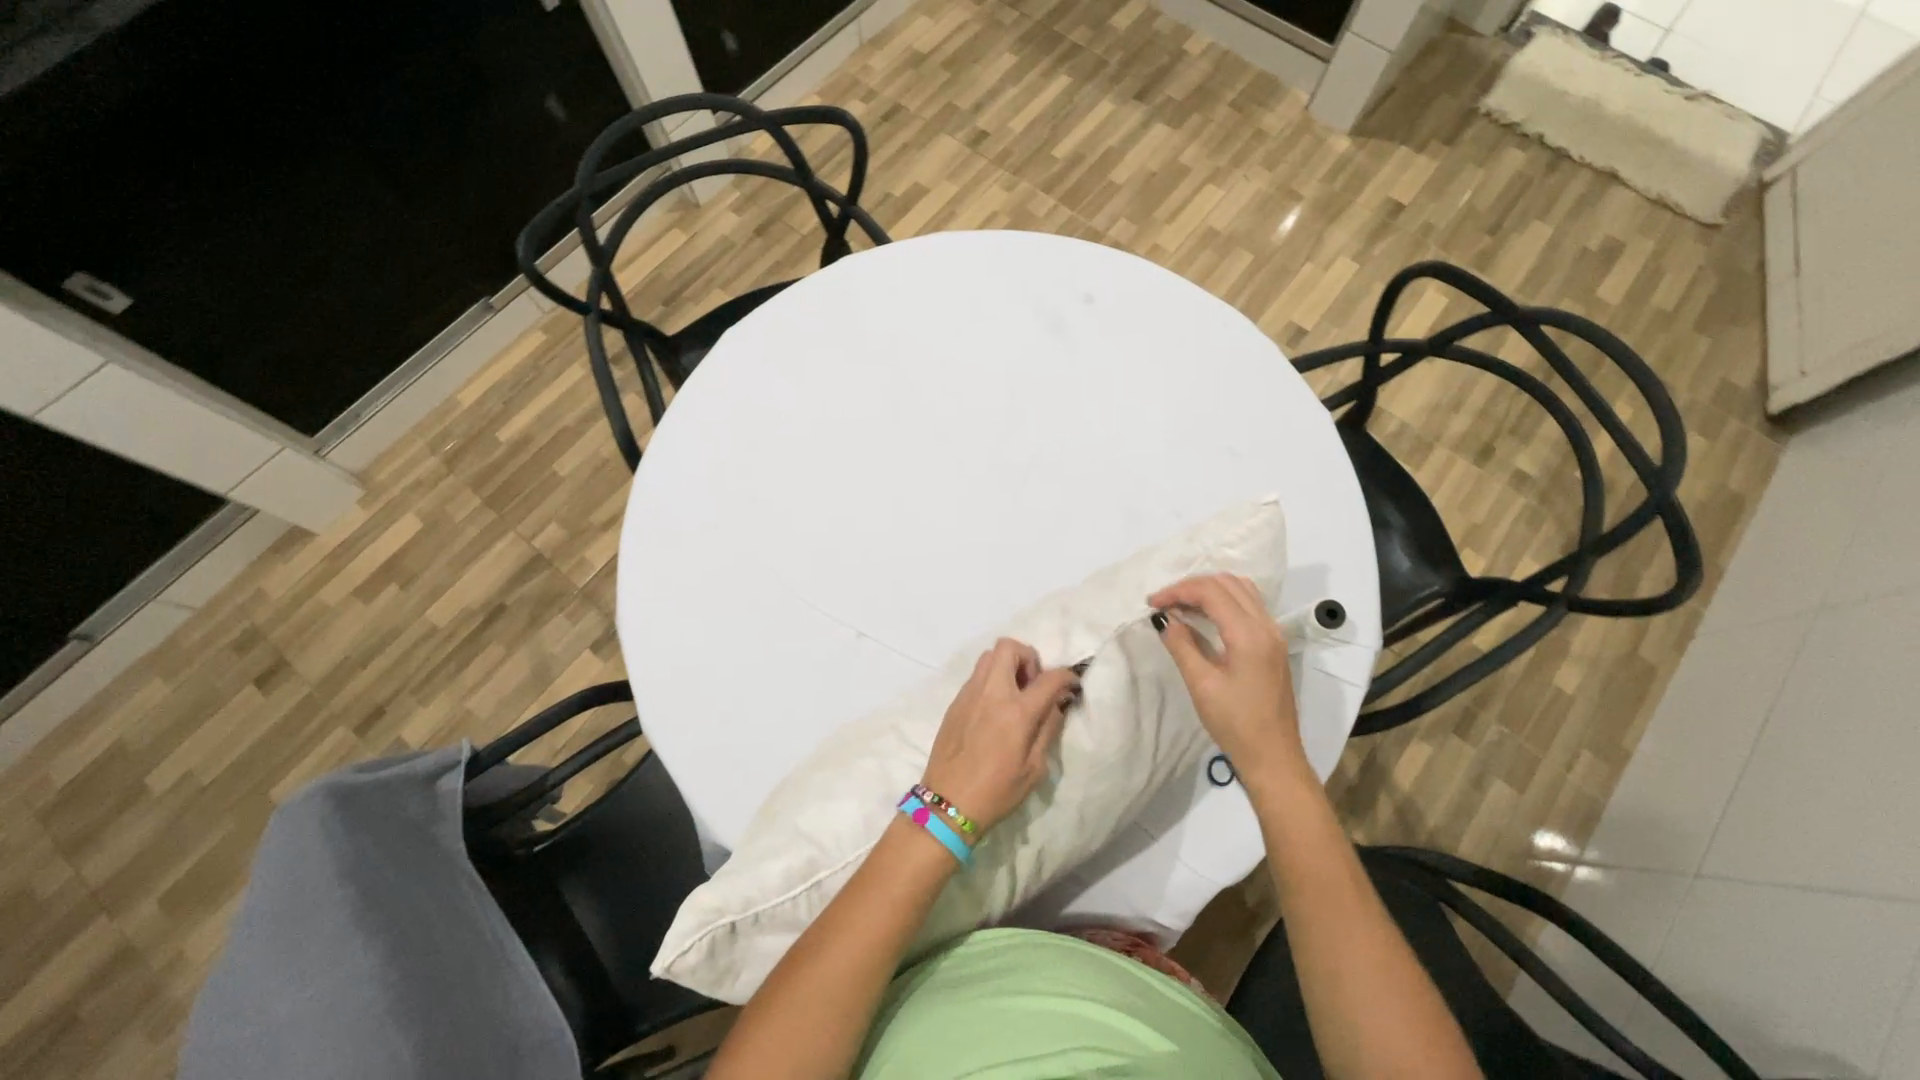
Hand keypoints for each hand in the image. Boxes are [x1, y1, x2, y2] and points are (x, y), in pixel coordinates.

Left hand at [921, 638, 1079, 834]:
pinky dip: (991, 680)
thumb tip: (1057, 704)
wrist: (947, 804)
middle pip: (1010, 647)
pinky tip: (994, 710)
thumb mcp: (1034, 768)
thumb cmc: (996, 792)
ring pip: (989, 656)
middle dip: (1029, 658)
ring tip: (1015, 695)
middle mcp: (991, 693)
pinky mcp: (954, 703)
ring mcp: (969, 694)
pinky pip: (976, 676)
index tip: (1072, 685)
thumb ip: (1048, 729)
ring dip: (1007, 666)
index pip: (1049, 677)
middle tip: (1033, 686)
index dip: (1067, 676)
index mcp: (1016, 711)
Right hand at [1149, 573, 1310, 790]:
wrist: (1273, 754)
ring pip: (1241, 590)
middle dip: (1192, 586)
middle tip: (1164, 604)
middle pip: (1227, 584)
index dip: (1178, 591)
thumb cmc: (1235, 723)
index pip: (1211, 592)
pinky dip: (1224, 602)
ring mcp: (1274, 634)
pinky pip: (1248, 606)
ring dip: (1209, 591)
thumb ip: (1182, 646)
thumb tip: (1165, 620)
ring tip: (1181, 606)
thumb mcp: (1202, 685)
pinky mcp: (1273, 644)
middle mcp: (1266, 626)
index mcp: (1249, 634)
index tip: (1152, 604)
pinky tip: (1203, 618)